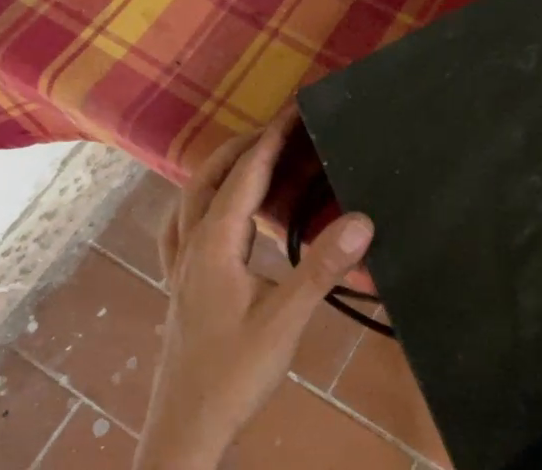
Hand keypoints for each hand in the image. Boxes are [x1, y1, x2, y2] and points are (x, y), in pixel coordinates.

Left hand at [135, 112, 373, 469]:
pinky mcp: (178, 288)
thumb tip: (363, 217)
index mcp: (215, 247)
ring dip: (219, 170)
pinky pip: (182, 228)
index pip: (244, 178)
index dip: (270, 140)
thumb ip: (322, 267)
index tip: (294, 109)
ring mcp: (179, 269)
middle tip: (281, 127)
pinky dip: (200, 202)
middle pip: (207, 179)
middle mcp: (191, 248)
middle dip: (243, 145)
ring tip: (252, 156)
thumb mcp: (286, 321)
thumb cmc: (234, 375)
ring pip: (189, 200)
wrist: (184, 432)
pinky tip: (214, 213)